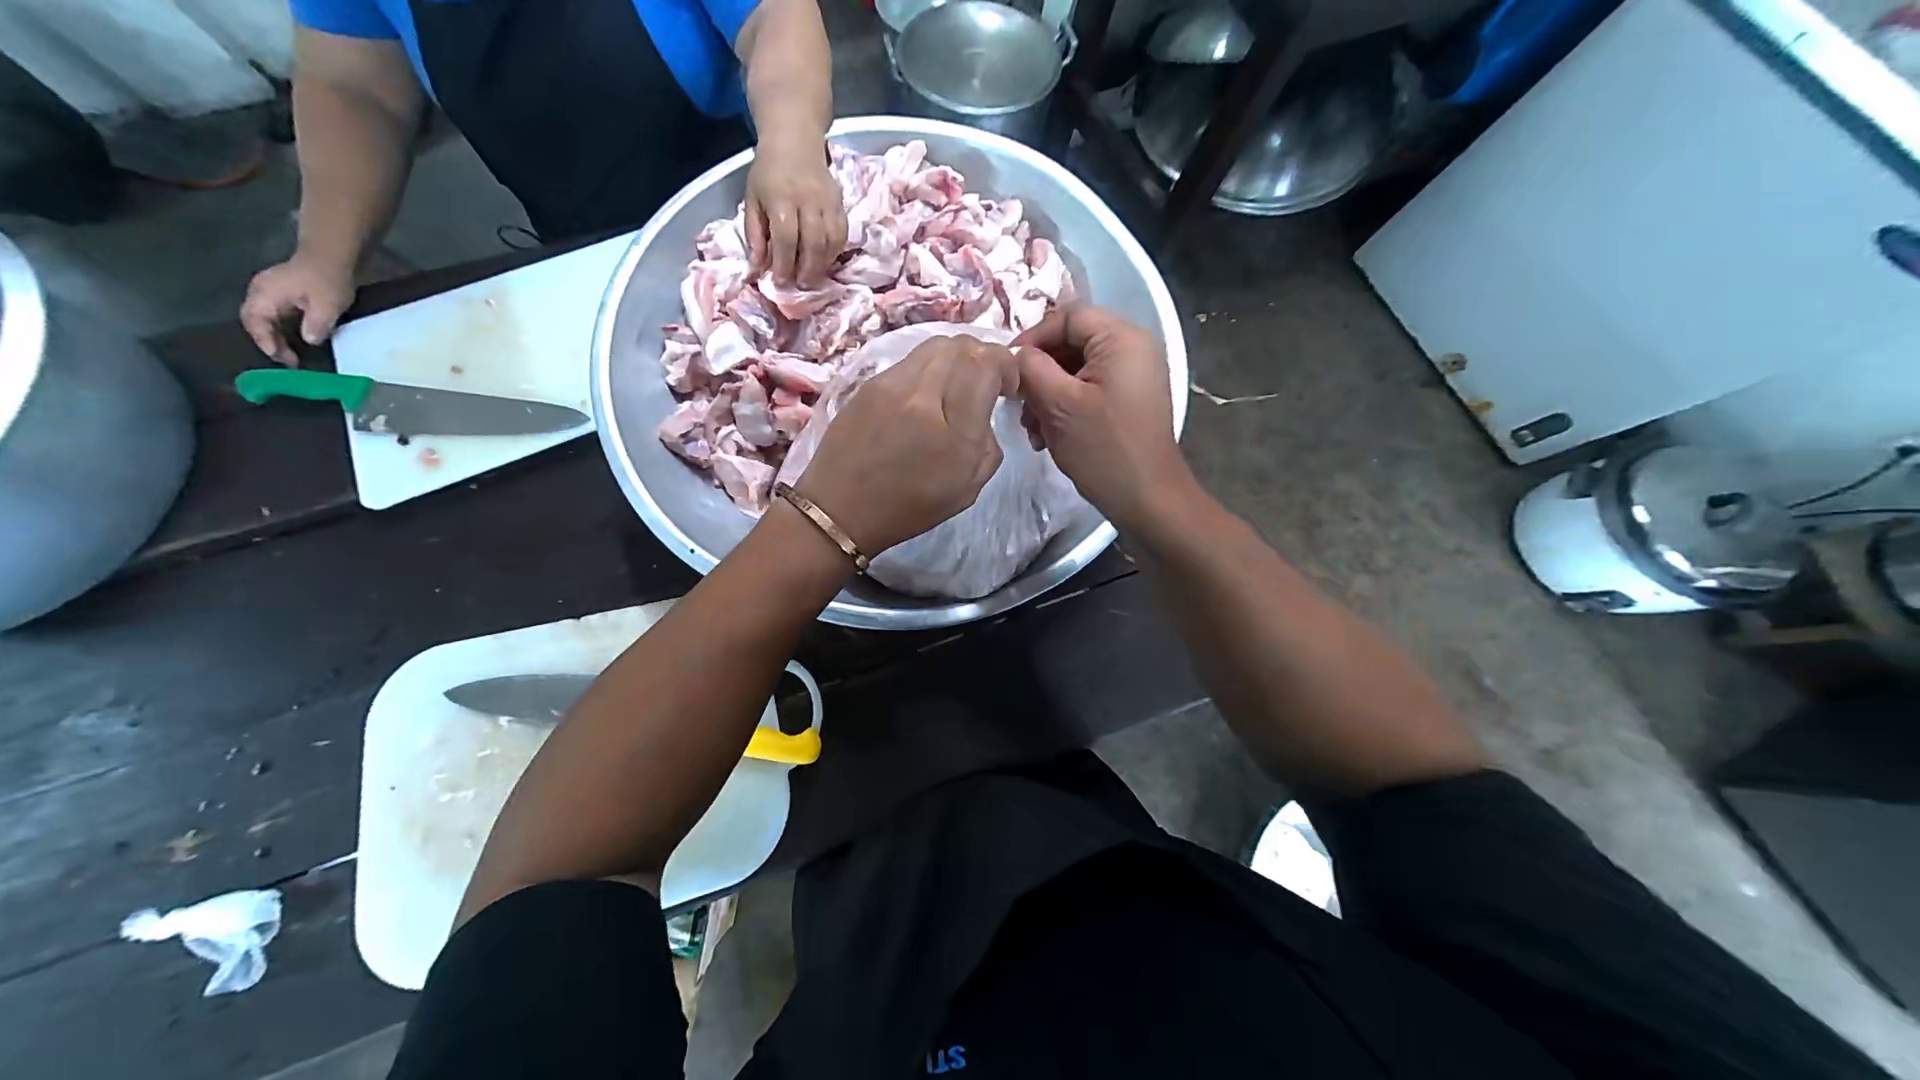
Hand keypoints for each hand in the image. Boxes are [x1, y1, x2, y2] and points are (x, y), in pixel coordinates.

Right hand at [240, 253, 356, 364]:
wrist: (332, 258)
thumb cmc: (328, 281)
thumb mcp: (327, 307)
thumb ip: (316, 325)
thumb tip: (309, 341)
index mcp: (265, 294)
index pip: (255, 322)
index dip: (266, 341)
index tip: (281, 357)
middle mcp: (259, 292)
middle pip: (254, 321)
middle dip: (268, 342)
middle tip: (288, 360)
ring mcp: (267, 291)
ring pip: (263, 318)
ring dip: (274, 336)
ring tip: (290, 354)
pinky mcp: (279, 292)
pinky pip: (273, 314)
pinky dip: (280, 328)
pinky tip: (293, 339)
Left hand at [745, 135, 846, 285]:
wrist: (795, 140)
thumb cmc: (768, 173)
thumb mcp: (752, 199)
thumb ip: (755, 234)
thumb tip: (758, 267)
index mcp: (781, 198)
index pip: (785, 237)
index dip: (783, 263)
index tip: (781, 281)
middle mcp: (807, 199)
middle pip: (812, 242)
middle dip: (807, 269)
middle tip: (801, 286)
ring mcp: (827, 201)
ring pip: (831, 240)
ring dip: (823, 264)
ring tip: (814, 278)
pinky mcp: (840, 203)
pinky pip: (842, 234)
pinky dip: (835, 252)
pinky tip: (826, 261)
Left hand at [795, 336, 1014, 553]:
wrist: (839, 510)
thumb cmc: (908, 508)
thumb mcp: (968, 488)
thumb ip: (988, 443)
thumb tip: (986, 411)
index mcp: (953, 430)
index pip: (987, 363)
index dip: (1006, 365)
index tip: (1008, 387)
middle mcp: (922, 395)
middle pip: (963, 345)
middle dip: (983, 356)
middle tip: (986, 381)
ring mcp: (891, 384)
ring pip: (935, 345)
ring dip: (956, 358)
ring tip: (956, 384)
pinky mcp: (869, 383)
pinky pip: (909, 360)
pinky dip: (928, 367)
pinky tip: (926, 393)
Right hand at [1013, 306, 1188, 531]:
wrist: (1147, 499)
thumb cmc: (1104, 449)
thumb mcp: (1058, 404)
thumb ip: (1032, 368)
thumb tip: (1015, 355)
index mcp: (1122, 339)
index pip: (1068, 316)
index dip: (1033, 337)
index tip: (1009, 368)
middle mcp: (1133, 348)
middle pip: (1072, 342)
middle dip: (1040, 371)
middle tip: (1019, 403)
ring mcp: (1133, 376)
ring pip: (1076, 368)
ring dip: (1048, 393)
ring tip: (1033, 427)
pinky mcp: (1129, 401)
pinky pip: (1089, 388)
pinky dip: (1065, 405)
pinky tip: (1048, 435)